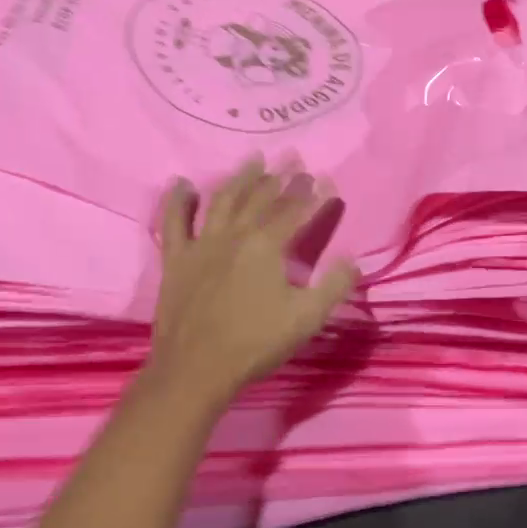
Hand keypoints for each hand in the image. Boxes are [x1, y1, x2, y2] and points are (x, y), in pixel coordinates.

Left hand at [147, 157, 359, 402]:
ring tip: (254, 159)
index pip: (296, 211)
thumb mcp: (307, 319)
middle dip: (282, 176)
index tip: (327, 179)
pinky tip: (182, 183)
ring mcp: (202, 243)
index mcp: (267, 246)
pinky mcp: (176, 258)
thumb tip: (352, 260)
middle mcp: (235, 234)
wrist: (195, 369)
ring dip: (241, 177)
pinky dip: (177, 200)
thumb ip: (333, 286)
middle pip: (261, 197)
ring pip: (223, 200)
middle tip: (294, 159)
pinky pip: (174, 222)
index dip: (314, 194)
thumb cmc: (255, 344)